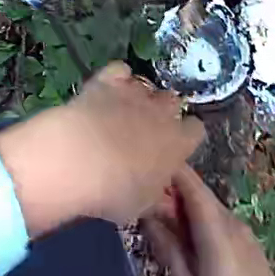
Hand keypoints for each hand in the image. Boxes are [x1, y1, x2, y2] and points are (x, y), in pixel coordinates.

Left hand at [0, 62, 202, 236]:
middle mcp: (162, 112)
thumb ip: (156, 196)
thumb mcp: (141, 205)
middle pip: (173, 101)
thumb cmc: (115, 191)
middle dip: (163, 112)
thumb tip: (163, 199)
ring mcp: (135, 93)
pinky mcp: (107, 80)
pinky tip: (108, 88)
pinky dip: (117, 76)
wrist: (78, 159)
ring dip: (139, 96)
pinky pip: (120, 69)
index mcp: (178, 143)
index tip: (172, 147)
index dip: (185, 136)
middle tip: (145, 130)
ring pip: (147, 85)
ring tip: (122, 111)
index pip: (196, 130)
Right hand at [145, 165, 274, 275]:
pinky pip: (218, 217)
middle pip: (199, 192)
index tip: (146, 168)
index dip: (171, 171)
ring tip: (158, 214)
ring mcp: (241, 229)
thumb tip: (149, 218)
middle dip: (172, 188)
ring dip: (184, 204)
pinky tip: (184, 232)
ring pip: (208, 204)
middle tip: (144, 197)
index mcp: (216, 231)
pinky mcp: (246, 239)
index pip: (192, 186)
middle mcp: (231, 222)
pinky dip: (198, 216)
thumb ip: (169, 250)